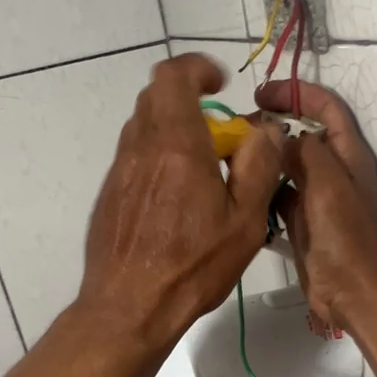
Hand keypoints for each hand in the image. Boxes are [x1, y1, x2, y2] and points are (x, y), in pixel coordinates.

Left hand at [77, 53, 284, 352]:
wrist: (129, 308)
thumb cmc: (193, 267)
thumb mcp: (244, 222)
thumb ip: (259, 166)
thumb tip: (267, 130)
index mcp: (177, 146)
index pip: (174, 75)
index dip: (197, 68)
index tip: (220, 84)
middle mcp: (141, 149)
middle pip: (156, 97)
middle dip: (189, 101)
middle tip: (218, 134)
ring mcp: (119, 172)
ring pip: (143, 128)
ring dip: (173, 131)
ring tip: (201, 170)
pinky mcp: (109, 196)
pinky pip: (134, 159)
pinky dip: (157, 159)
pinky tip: (176, 201)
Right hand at [254, 80, 376, 333]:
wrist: (354, 294)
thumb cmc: (346, 238)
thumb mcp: (328, 184)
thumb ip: (306, 151)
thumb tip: (282, 135)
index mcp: (348, 155)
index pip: (326, 108)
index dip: (297, 93)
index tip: (260, 94)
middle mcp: (335, 172)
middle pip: (303, 135)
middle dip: (273, 125)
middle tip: (236, 129)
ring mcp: (318, 199)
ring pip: (287, 167)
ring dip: (264, 159)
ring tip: (230, 157)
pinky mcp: (303, 224)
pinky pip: (279, 198)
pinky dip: (262, 191)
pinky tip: (239, 192)